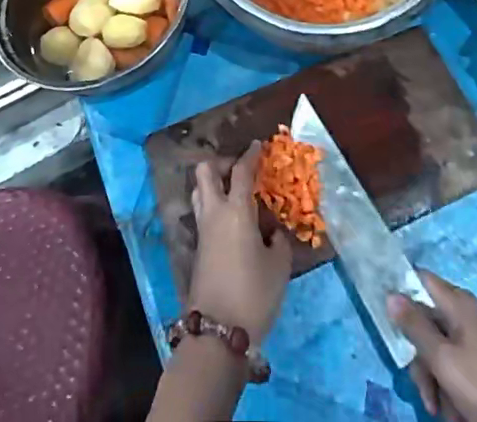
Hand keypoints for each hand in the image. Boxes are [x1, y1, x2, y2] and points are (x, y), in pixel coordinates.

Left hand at [186, 141, 293, 344]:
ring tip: (236, 192)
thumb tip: (270, 230)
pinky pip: (202, 212)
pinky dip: (214, 205)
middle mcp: (214, 213)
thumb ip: (276, 239)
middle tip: (241, 170)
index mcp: (236, 210)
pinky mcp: (198, 247)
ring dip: (214, 183)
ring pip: (199, 191)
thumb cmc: (254, 292)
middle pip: (205, 172)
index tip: (257, 145)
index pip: (241, 171)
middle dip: (221, 163)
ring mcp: (202, 229)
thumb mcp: (279, 265)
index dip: (250, 155)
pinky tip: (233, 220)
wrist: (219, 330)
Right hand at [390, 270, 476, 421]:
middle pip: (426, 321)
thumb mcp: (443, 359)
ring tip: (440, 409)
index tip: (384, 314)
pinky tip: (455, 413)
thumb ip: (415, 326)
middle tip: (423, 387)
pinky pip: (456, 368)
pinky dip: (451, 388)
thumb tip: (390, 293)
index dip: (400, 290)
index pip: (421, 279)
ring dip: (434, 379)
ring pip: (439, 350)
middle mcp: (468, 316)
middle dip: (419, 356)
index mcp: (460, 304)